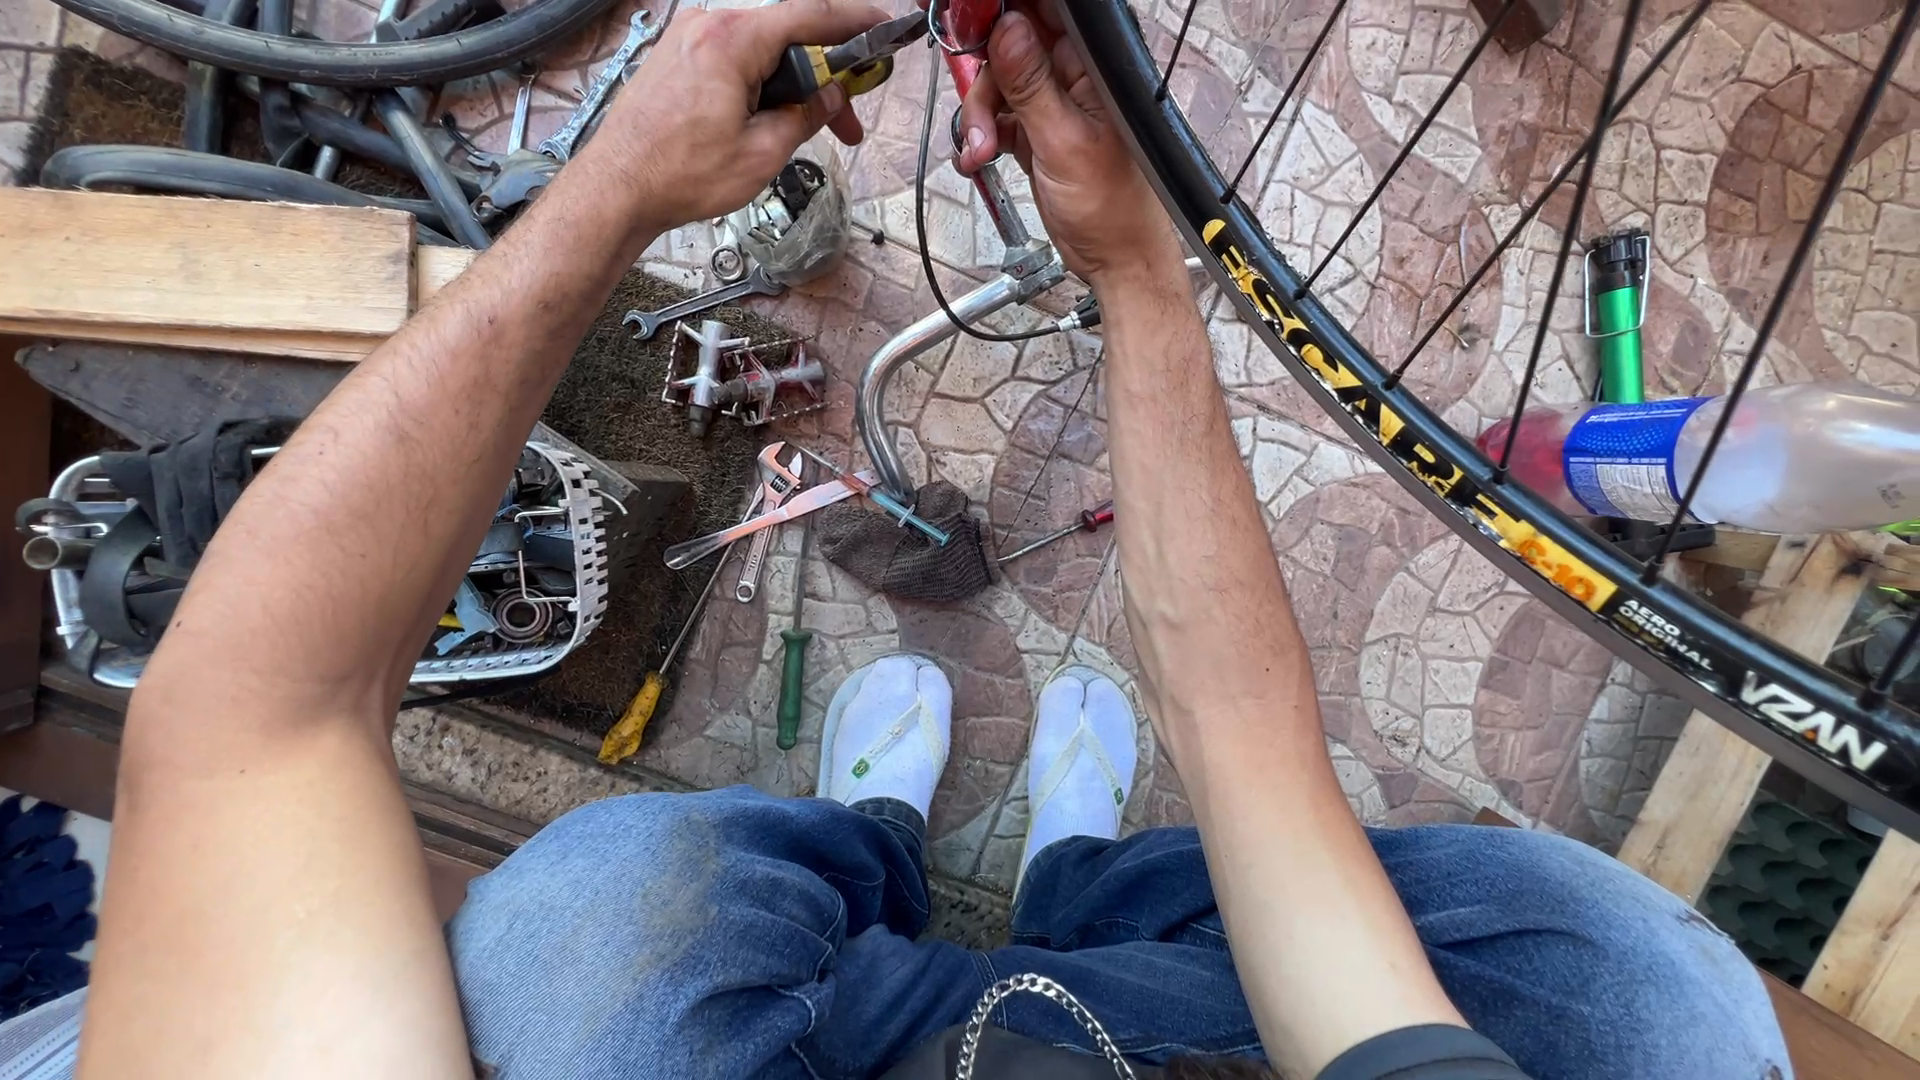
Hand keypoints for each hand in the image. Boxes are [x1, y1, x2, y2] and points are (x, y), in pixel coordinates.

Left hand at [585, 0, 888, 233]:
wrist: (620, 186)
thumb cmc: (682, 173)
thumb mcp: (762, 153)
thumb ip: (804, 115)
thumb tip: (832, 94)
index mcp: (733, 40)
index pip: (810, 15)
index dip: (854, 21)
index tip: (884, 27)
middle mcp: (709, 26)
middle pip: (787, 38)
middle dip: (825, 80)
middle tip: (848, 124)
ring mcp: (690, 40)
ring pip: (762, 53)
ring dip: (793, 89)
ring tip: (809, 132)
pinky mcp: (679, 59)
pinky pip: (736, 62)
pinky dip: (763, 86)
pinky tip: (772, 120)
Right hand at [953, 1, 1182, 282]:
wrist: (1114, 259)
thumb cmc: (1112, 209)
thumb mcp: (1063, 143)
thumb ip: (1032, 85)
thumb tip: (1008, 28)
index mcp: (1095, 66)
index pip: (1048, 14)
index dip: (1006, 14)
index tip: (972, 21)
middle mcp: (1075, 79)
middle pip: (1012, 47)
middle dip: (985, 80)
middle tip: (977, 118)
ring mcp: (1054, 108)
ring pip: (1000, 86)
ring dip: (980, 118)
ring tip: (978, 154)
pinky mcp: (1038, 136)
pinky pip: (1000, 120)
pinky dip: (983, 139)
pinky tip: (978, 160)